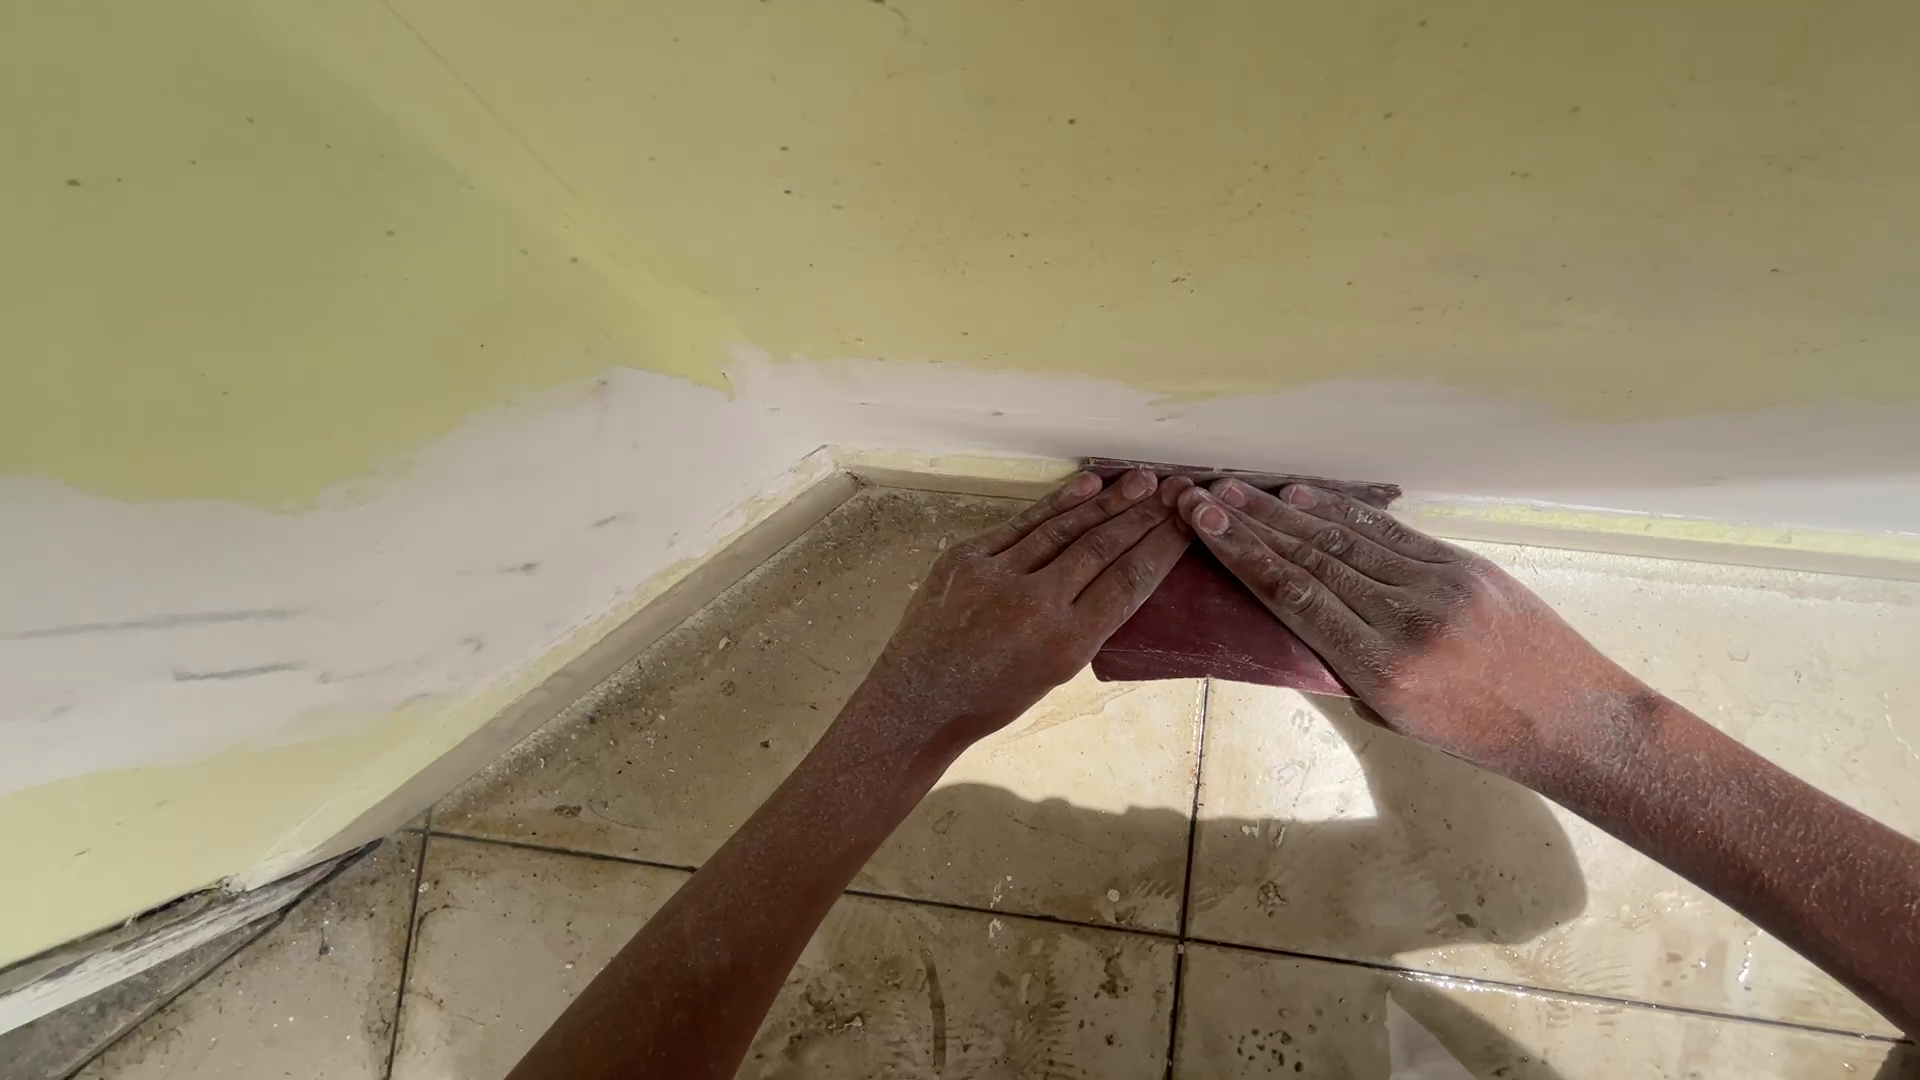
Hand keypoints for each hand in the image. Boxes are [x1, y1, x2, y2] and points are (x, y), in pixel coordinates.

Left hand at [855, 468, 1190, 754]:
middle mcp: (1034, 605)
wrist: (918, 699)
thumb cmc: (992, 697)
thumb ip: (1087, 622)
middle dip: (1142, 516)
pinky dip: (1056, 504)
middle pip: (1100, 547)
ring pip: (1063, 528)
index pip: (1127, 583)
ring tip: (1139, 480)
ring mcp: (995, 575)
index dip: (1161, 548)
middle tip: (1172, 490)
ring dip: (1105, 502)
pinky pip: (1021, 524)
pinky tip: (1085, 485)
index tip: (1185, 522)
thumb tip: (1119, 570)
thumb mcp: (1055, 673)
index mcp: (1064, 645)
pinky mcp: (965, 557)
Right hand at [1165, 476, 1654, 783]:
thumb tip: (1292, 609)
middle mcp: (1404, 619)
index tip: (1204, 524)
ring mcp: (1437, 584)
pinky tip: (1302, 494)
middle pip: (1309, 558)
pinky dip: (1338, 510)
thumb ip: (1338, 659)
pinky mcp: (1463, 564)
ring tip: (1237, 489)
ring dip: (1282, 511)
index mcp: (1379, 668)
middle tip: (1203, 494)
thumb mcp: (1389, 714)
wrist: (1577, 722)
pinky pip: (1386, 532)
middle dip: (1249, 523)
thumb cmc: (1472, 732)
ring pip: (1341, 539)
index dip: (1243, 554)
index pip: (1294, 596)